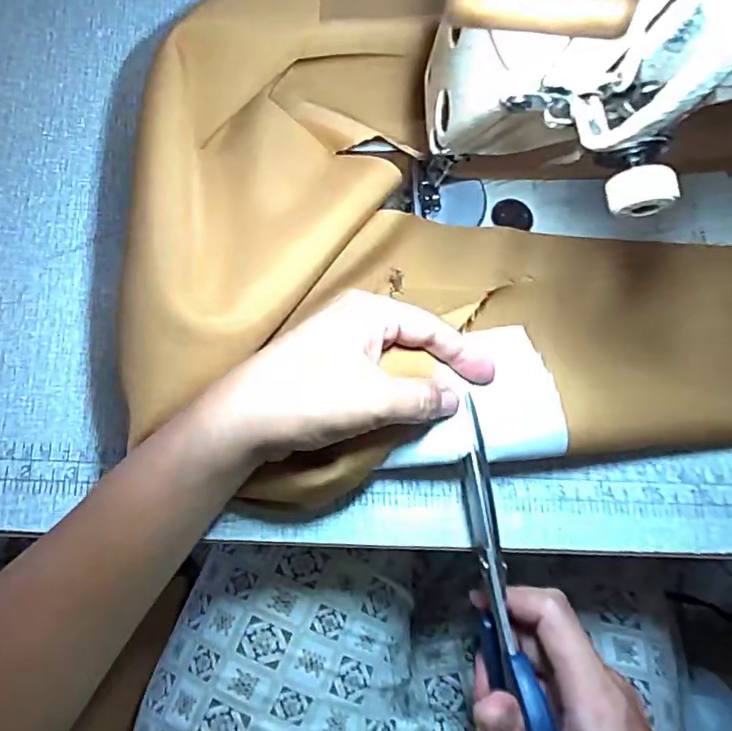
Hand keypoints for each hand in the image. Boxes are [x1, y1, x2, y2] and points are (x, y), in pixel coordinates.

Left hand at [196, 290, 495, 464]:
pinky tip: (400, 408)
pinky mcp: (320, 369)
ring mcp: (332, 344)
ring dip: (415, 381)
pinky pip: (369, 375)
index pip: (428, 325)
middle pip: (410, 338)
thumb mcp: (374, 399)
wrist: (242, 418)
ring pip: (388, 360)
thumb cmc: (310, 397)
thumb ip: (420, 397)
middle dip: (441, 363)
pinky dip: (390, 390)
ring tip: (442, 401)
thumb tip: (454, 398)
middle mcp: (351, 320)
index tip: (489, 376)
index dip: (462, 351)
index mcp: (367, 312)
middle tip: (471, 386)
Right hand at [473, 587, 714, 730]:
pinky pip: (553, 699)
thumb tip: (485, 699)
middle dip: (498, 671)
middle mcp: (602, 685)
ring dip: (508, 703)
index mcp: (595, 692)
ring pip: (539, 674)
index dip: (512, 598)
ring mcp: (604, 704)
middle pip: (535, 643)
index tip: (475, 607)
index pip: (552, 612)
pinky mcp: (602, 724)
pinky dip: (527, 718)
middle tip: (482, 723)